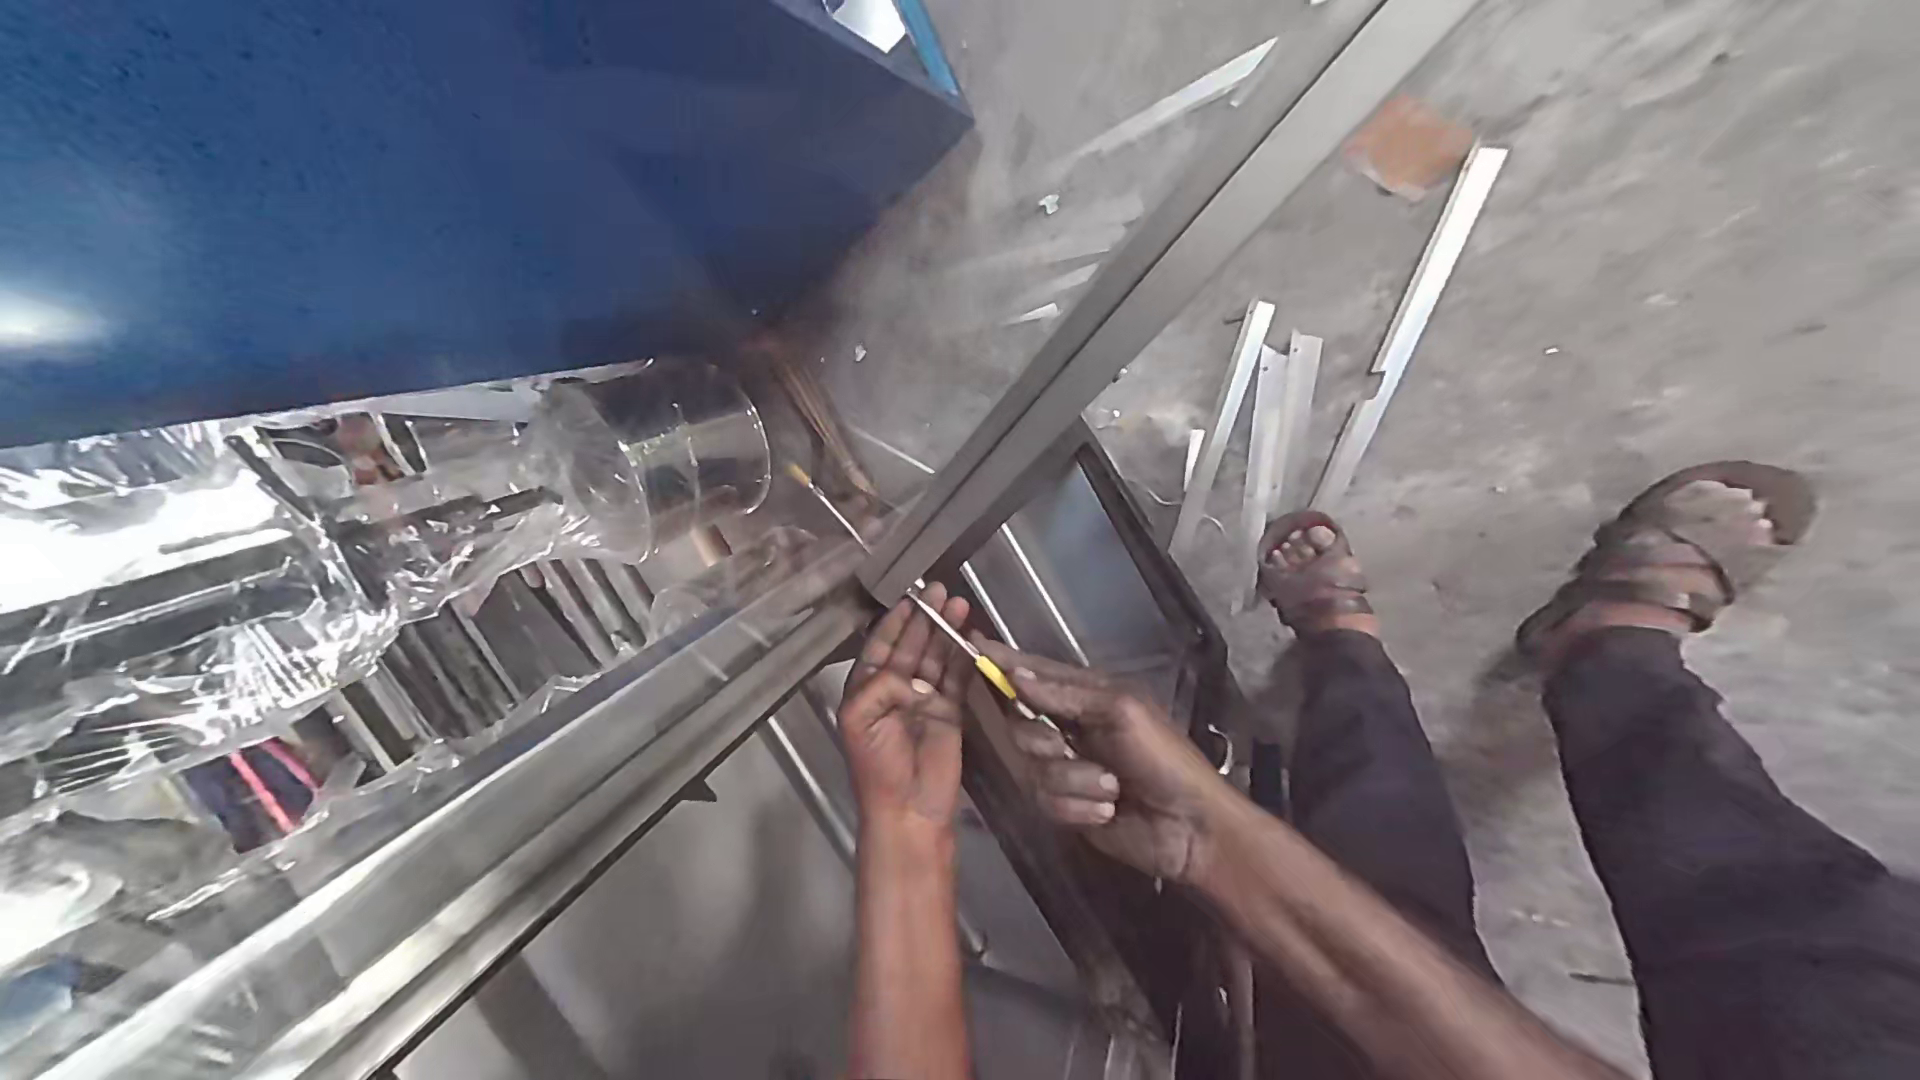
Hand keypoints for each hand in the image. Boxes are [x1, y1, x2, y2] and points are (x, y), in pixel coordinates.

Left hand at [839, 583, 972, 828]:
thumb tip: (913, 674)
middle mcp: (896, 688)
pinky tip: (971, 637)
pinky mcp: (950, 710)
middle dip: (926, 618)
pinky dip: (964, 657)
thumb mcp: (859, 719)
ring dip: (947, 631)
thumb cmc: (876, 765)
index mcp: (867, 688)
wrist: (908, 809)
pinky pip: (957, 677)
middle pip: (912, 644)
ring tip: (958, 605)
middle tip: (940, 591)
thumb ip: (881, 684)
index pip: (881, 645)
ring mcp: (925, 698)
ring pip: (937, 656)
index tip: (910, 598)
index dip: (895, 621)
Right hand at [975, 639, 1234, 883]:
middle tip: (1066, 747)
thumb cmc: (1163, 758)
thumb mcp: (1120, 712)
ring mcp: (1064, 765)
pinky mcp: (1064, 802)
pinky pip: (1044, 800)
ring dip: (1073, 781)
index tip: (969, 643)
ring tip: (1111, 790)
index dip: (1001, 660)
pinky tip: (1107, 812)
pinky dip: (1077, 807)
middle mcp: (1066, 725)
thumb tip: (1014, 672)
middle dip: (1042, 741)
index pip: (1032, 671)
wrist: (1191, 828)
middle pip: (1018, 723)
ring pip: (1031, 766)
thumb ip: (1063, 694)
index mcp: (1082, 694)